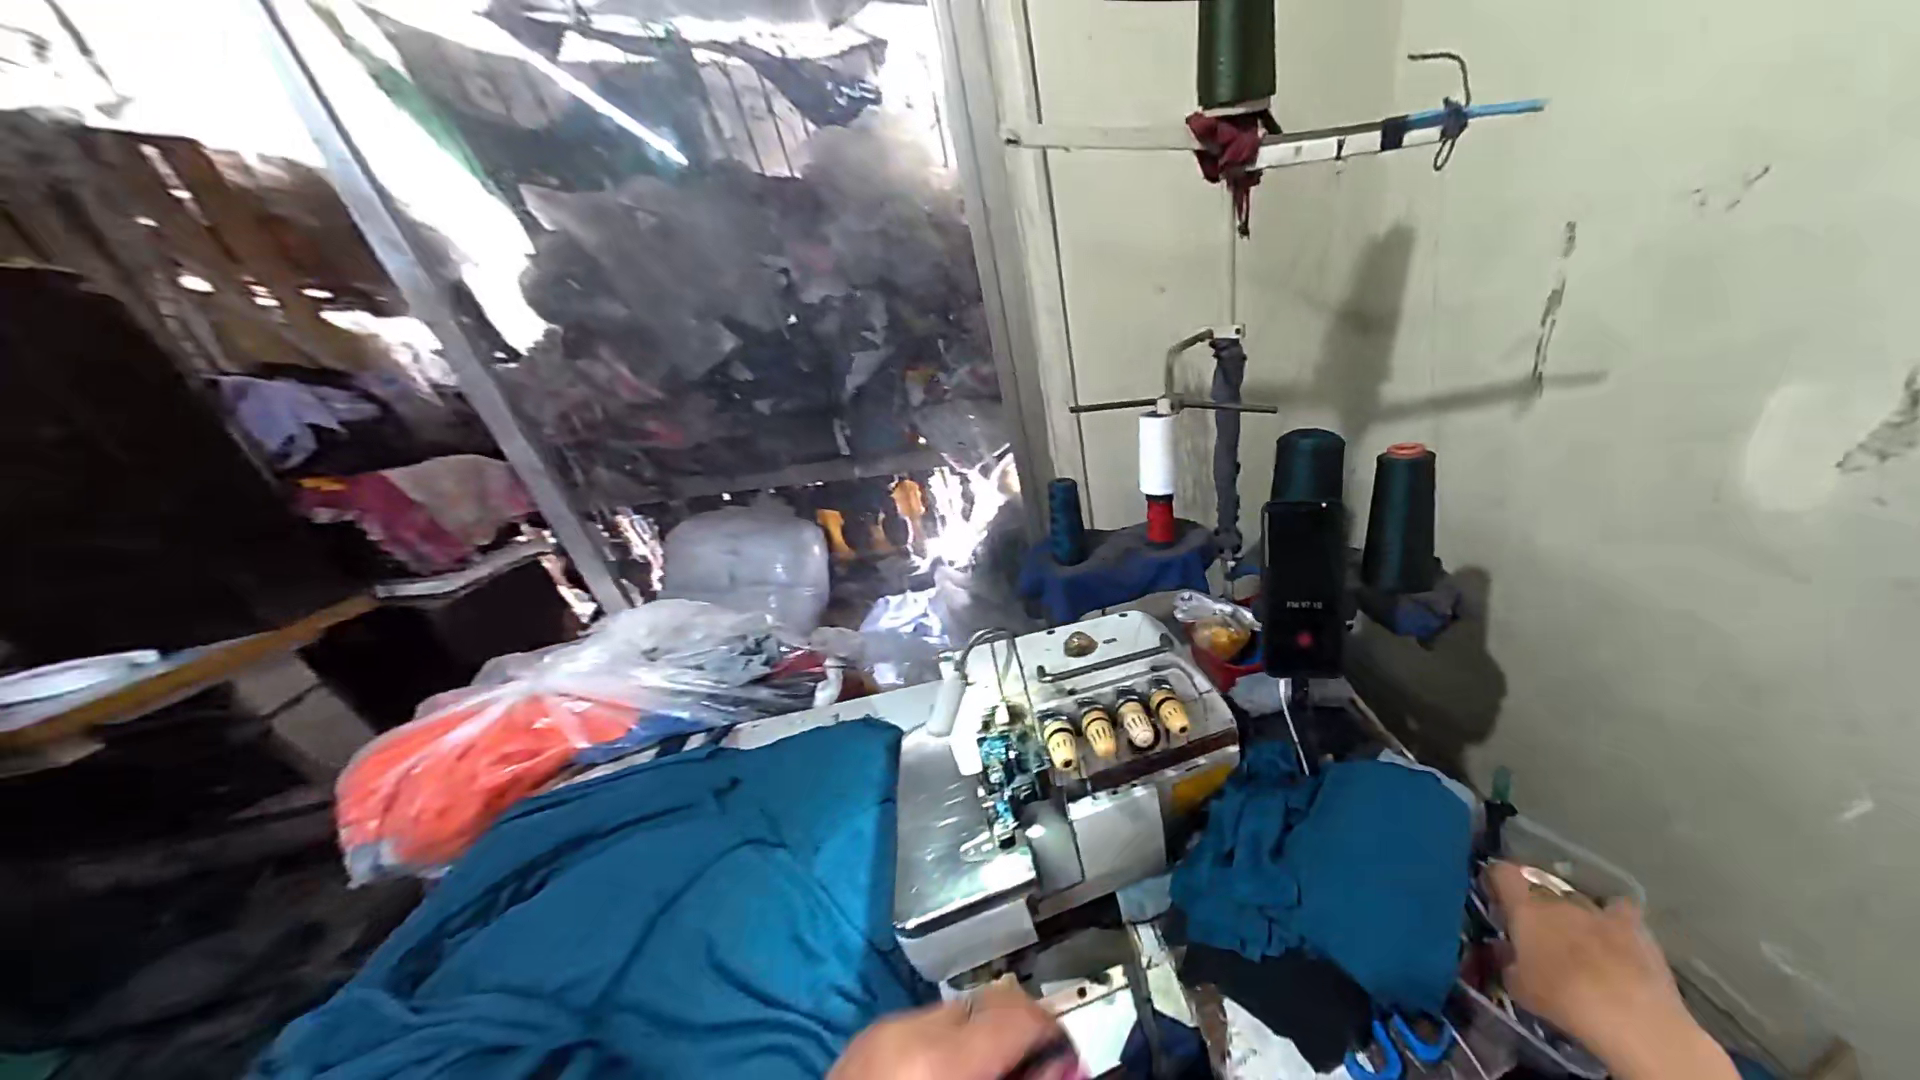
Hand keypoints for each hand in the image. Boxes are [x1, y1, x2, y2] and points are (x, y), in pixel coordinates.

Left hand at [829, 985, 1082, 1079]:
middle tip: (1040, 1069)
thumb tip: (1063, 1064)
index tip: (1070, 1055)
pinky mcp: (866, 1039)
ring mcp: (882, 1028)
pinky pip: (924, 1026)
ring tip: (997, 1074)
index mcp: (938, 1056)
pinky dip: (949, 1044)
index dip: (1053, 1030)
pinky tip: (952, 1076)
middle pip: (989, 1002)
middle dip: (1020, 1031)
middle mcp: (908, 1025)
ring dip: (985, 1038)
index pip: (1017, 1012)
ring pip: (958, 1011)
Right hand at [1485, 861, 1737, 1079]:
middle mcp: (1559, 897)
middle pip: (1537, 883)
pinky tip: (1612, 931)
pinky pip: (1621, 913)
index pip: (1496, 869)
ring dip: (1569, 910)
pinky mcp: (1639, 933)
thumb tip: (1493, 950)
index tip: (1484, 892)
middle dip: (1530, 897)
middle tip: (1524, 922)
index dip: (1488, 877)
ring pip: (1576, 898)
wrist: (1639, 1027)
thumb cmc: (1565, 1002)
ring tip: (1569, 933)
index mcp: (1524, 903)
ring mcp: (1602, 913)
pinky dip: (1614, 917)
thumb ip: (1503, 960)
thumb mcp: (1517, 985)